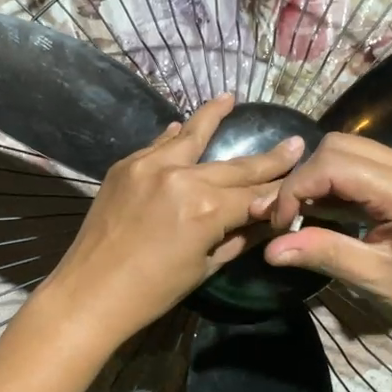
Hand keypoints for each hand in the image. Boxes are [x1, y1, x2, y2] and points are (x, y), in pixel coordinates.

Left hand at [39, 94, 302, 344]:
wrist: (89, 292)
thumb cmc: (153, 292)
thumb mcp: (206, 266)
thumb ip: (239, 236)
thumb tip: (269, 218)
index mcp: (207, 208)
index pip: (256, 195)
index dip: (280, 190)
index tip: (303, 174)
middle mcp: (181, 176)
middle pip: (232, 166)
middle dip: (266, 158)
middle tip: (294, 143)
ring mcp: (148, 166)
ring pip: (189, 137)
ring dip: (211, 117)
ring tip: (228, 98)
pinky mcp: (124, 166)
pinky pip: (156, 145)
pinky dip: (172, 137)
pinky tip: (182, 126)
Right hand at [258, 133, 391, 363]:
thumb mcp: (377, 281)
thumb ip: (324, 254)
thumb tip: (270, 249)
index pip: (333, 164)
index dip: (296, 188)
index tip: (278, 225)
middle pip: (339, 146)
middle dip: (304, 178)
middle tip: (286, 218)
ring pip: (350, 152)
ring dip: (319, 179)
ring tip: (299, 217)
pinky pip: (366, 167)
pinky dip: (338, 184)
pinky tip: (325, 214)